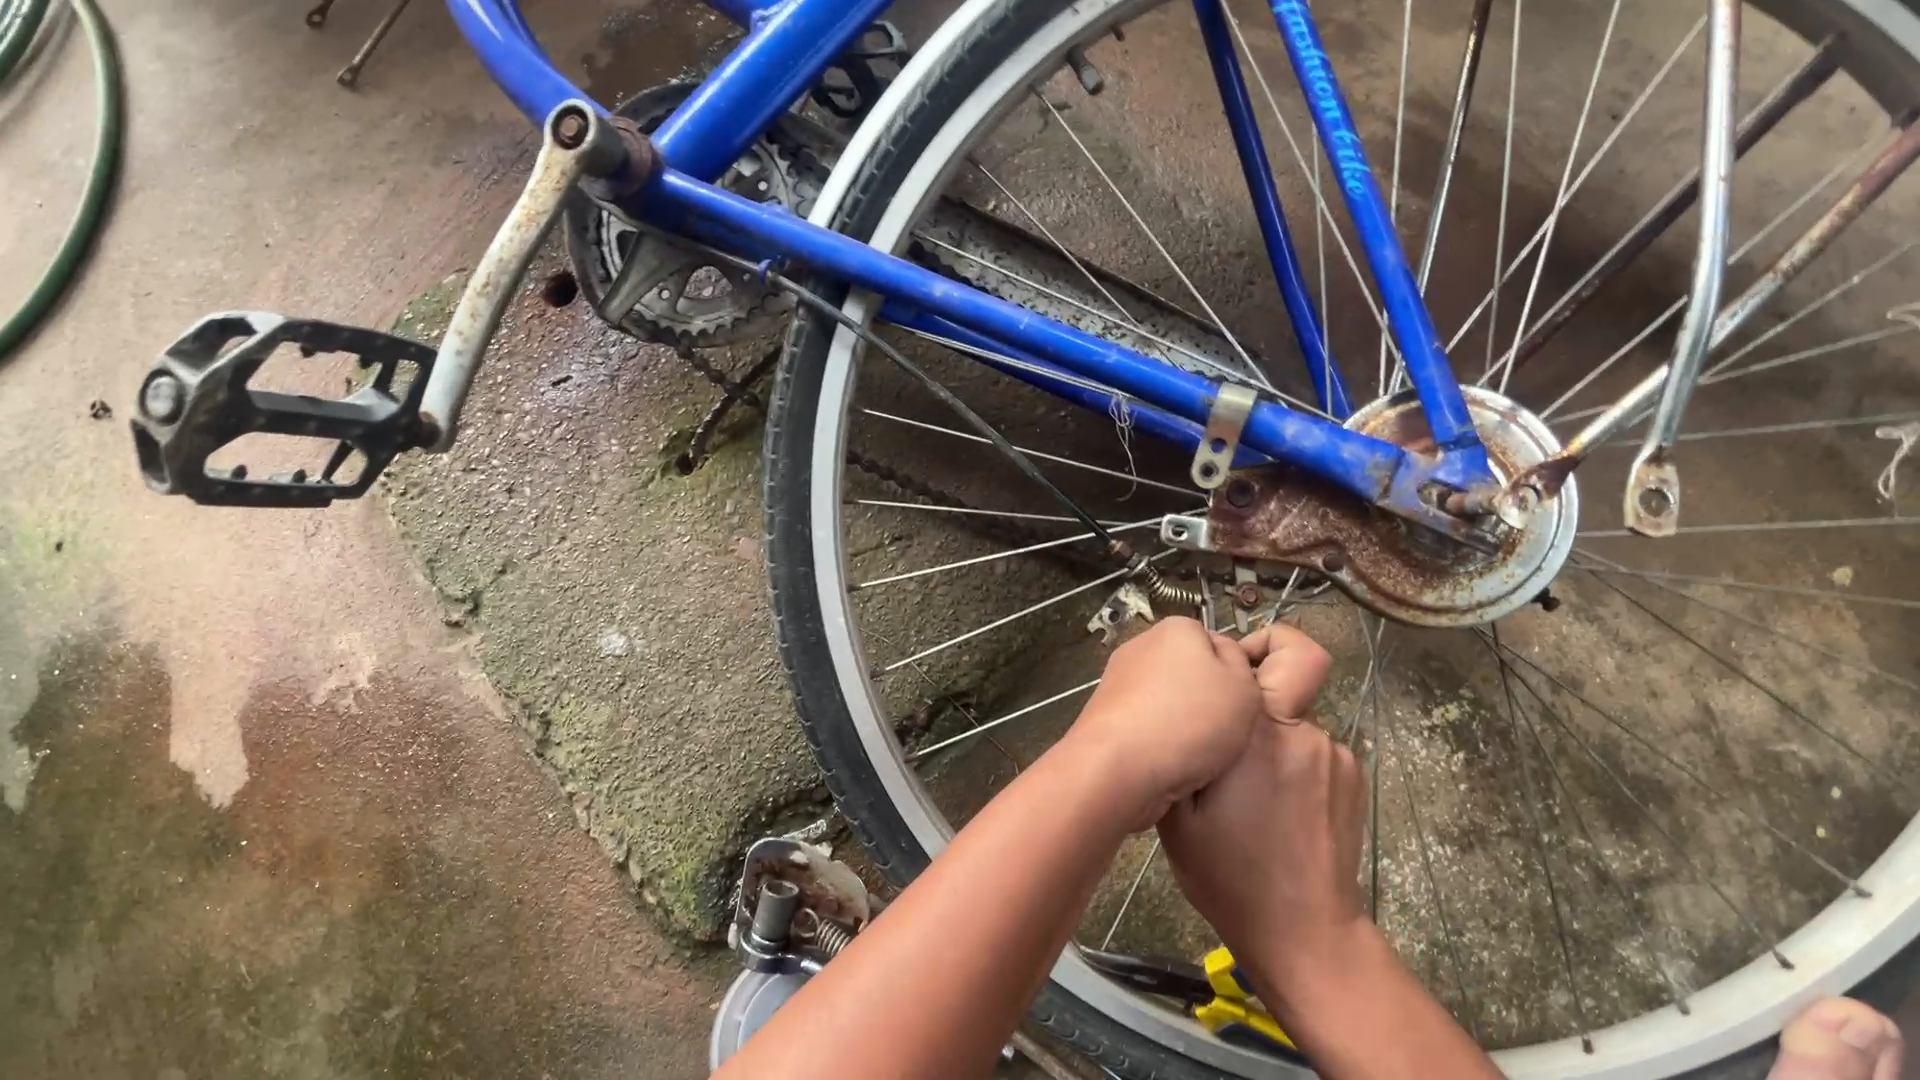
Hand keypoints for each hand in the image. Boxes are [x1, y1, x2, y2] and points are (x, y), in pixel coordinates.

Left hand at [1063, 616, 1261, 829]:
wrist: (1118, 766)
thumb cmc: (1190, 720)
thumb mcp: (1244, 686)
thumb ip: (1239, 662)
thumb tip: (1222, 655)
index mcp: (1177, 628)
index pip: (1216, 644)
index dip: (1233, 674)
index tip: (1239, 701)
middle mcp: (1141, 646)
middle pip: (1188, 672)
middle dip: (1204, 699)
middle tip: (1220, 729)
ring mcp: (1118, 679)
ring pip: (1166, 701)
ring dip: (1179, 722)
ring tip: (1192, 751)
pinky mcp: (1104, 712)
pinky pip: (1143, 722)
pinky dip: (1154, 738)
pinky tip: (1164, 759)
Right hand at [1158, 625, 1363, 1002]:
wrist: (1304, 932)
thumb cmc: (1228, 874)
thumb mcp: (1176, 815)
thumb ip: (1180, 752)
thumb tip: (1187, 709)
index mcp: (1260, 734)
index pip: (1292, 651)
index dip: (1264, 642)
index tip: (1229, 671)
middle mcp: (1307, 734)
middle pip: (1285, 683)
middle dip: (1253, 699)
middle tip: (1224, 738)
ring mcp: (1339, 757)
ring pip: (1295, 721)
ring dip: (1269, 739)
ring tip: (1245, 789)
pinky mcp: (1354, 780)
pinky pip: (1313, 749)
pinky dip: (1291, 763)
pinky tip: (1273, 806)